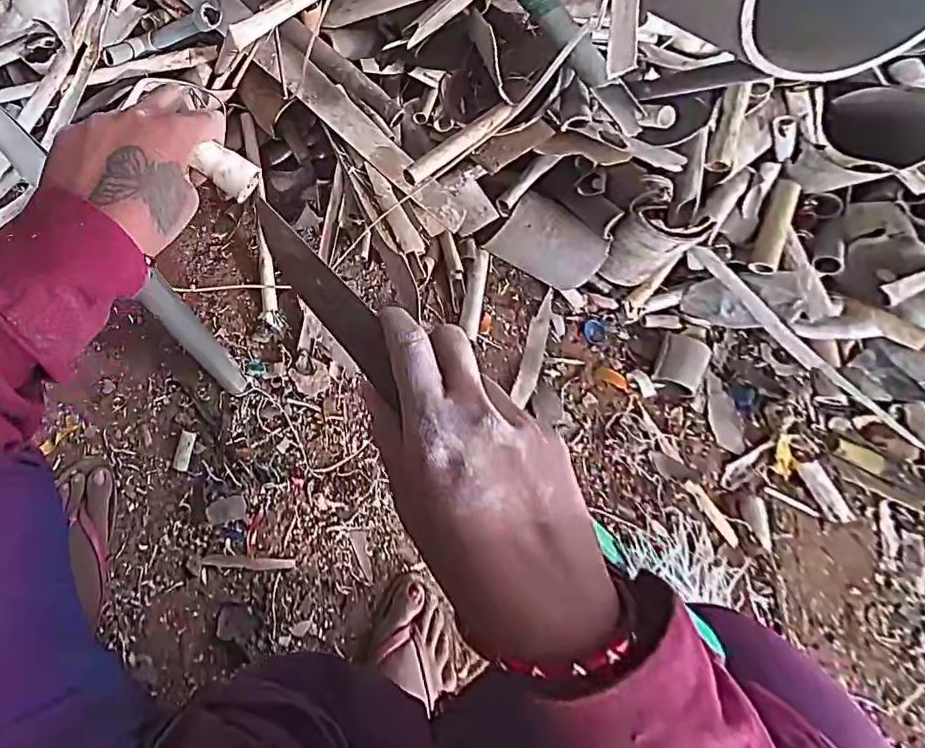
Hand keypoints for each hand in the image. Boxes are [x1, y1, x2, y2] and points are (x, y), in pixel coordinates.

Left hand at [40, 85, 224, 256]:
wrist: (84, 241)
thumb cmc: (131, 227)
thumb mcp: (184, 204)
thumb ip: (189, 175)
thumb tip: (185, 173)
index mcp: (174, 132)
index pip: (208, 117)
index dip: (211, 133)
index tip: (207, 143)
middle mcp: (138, 119)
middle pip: (169, 97)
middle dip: (177, 115)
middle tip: (176, 141)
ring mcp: (103, 123)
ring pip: (128, 114)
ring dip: (136, 132)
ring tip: (134, 163)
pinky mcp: (74, 134)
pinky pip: (94, 130)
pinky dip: (102, 144)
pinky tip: (103, 171)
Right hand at [366, 307, 620, 664]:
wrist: (554, 606)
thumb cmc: (465, 560)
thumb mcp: (406, 498)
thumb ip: (387, 432)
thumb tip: (370, 386)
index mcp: (432, 431)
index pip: (410, 344)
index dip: (394, 322)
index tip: (387, 319)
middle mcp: (477, 414)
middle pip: (451, 336)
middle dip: (430, 339)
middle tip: (419, 366)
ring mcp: (519, 421)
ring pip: (481, 373)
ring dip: (462, 385)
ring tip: (461, 434)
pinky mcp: (550, 434)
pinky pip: (510, 406)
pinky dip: (492, 417)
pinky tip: (494, 459)